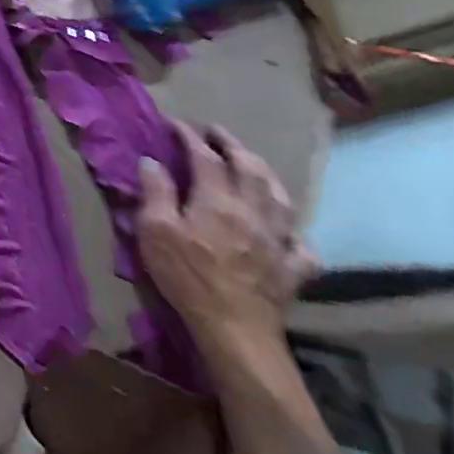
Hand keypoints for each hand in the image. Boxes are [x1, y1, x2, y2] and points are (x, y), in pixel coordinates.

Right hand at [137, 122, 315, 350]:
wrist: (234, 329)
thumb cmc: (188, 277)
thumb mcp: (155, 232)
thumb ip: (155, 193)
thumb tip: (151, 161)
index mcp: (217, 200)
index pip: (205, 157)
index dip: (190, 137)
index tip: (176, 124)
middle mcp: (252, 211)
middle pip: (249, 168)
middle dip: (232, 145)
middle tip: (217, 133)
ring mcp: (278, 239)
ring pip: (279, 197)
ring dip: (265, 174)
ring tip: (254, 164)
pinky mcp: (292, 269)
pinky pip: (301, 246)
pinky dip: (295, 234)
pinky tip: (288, 232)